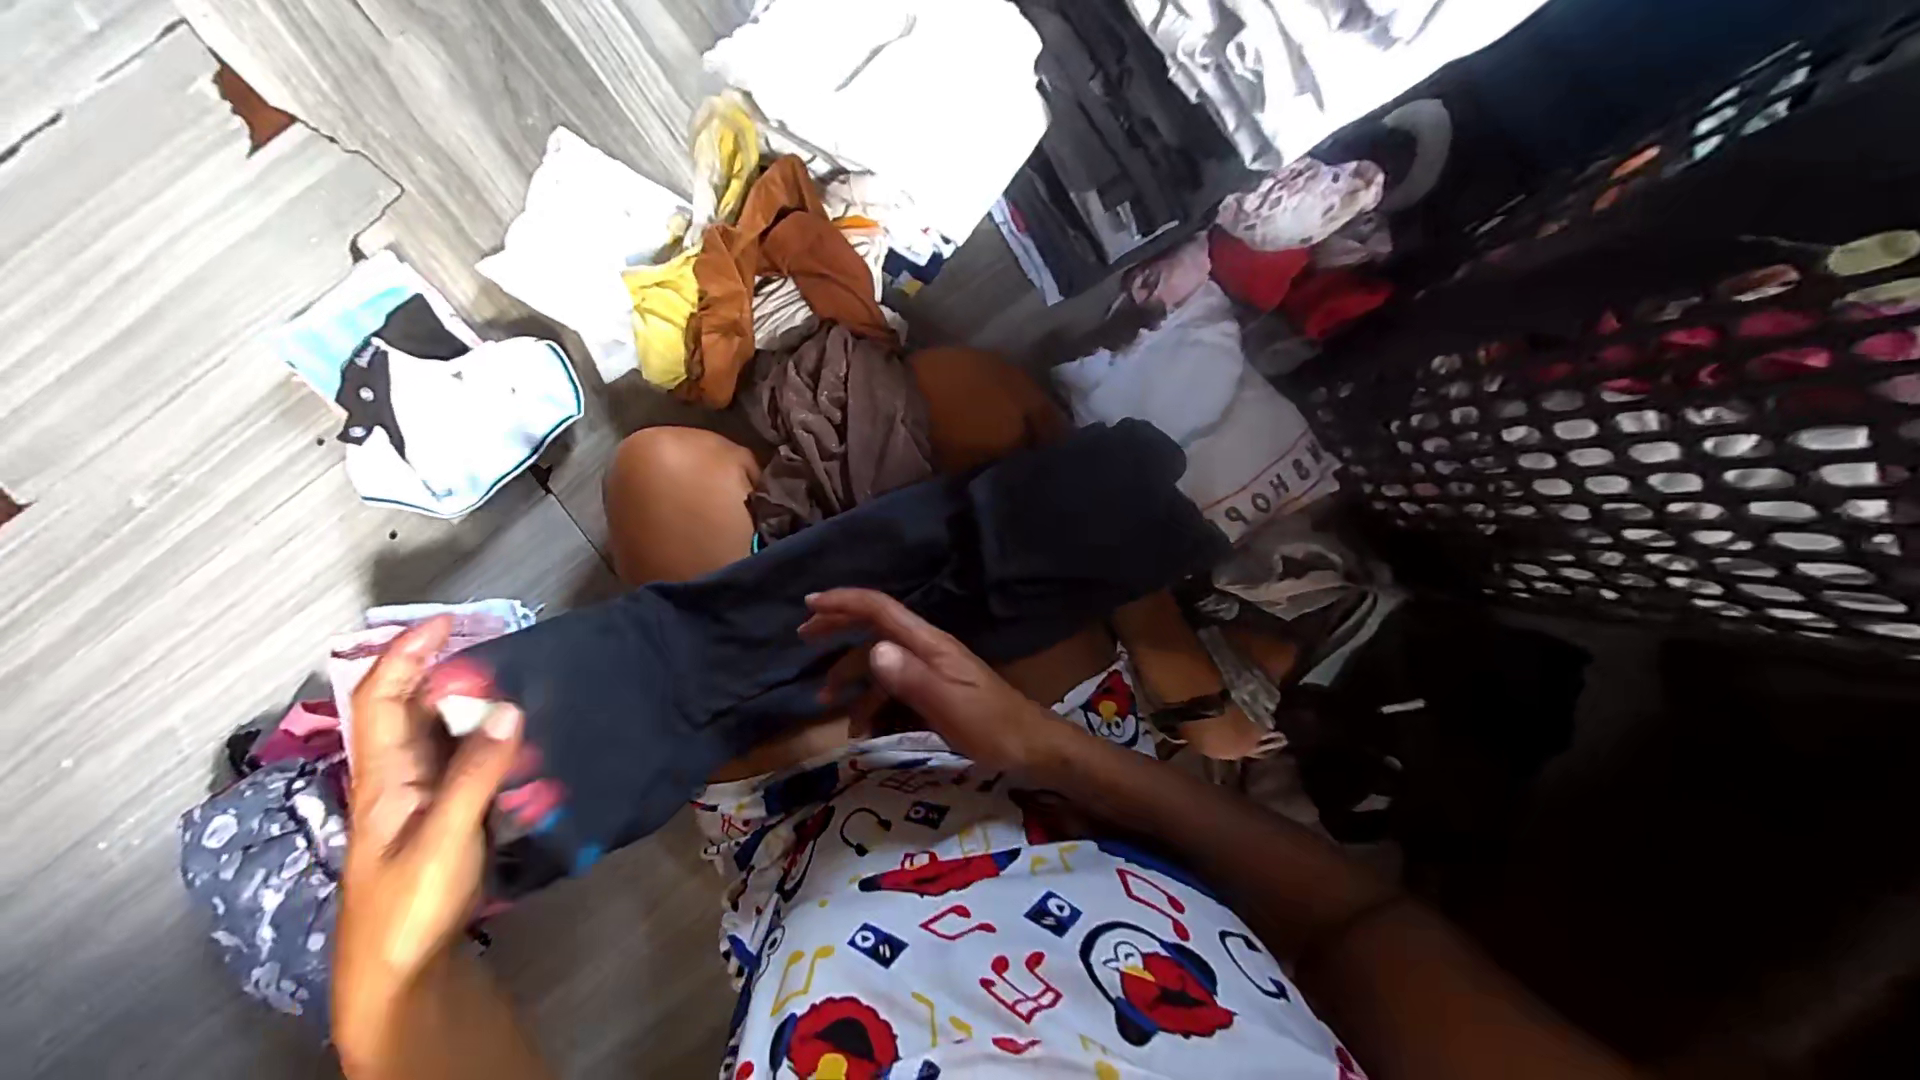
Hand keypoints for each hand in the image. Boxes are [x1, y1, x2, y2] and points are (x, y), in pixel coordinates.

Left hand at [333, 618, 524, 1050]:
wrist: (405, 967)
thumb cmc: (409, 903)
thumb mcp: (443, 836)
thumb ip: (476, 773)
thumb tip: (510, 708)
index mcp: (384, 775)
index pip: (382, 698)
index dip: (406, 654)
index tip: (450, 623)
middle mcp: (405, 774)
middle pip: (421, 708)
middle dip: (458, 673)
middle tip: (511, 653)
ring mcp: (432, 793)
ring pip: (455, 733)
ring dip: (489, 709)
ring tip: (533, 692)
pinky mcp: (457, 810)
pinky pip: (480, 761)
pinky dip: (506, 743)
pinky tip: (538, 743)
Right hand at [797, 589, 1078, 770]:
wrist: (1030, 747)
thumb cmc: (992, 725)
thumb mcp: (949, 705)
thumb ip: (911, 678)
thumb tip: (871, 650)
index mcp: (929, 643)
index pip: (881, 609)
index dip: (844, 601)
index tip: (810, 603)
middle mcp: (927, 649)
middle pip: (876, 625)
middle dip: (839, 626)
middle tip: (804, 634)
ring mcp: (931, 669)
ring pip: (880, 660)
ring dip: (850, 675)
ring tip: (823, 699)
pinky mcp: (933, 691)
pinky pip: (893, 687)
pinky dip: (871, 703)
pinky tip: (860, 728)